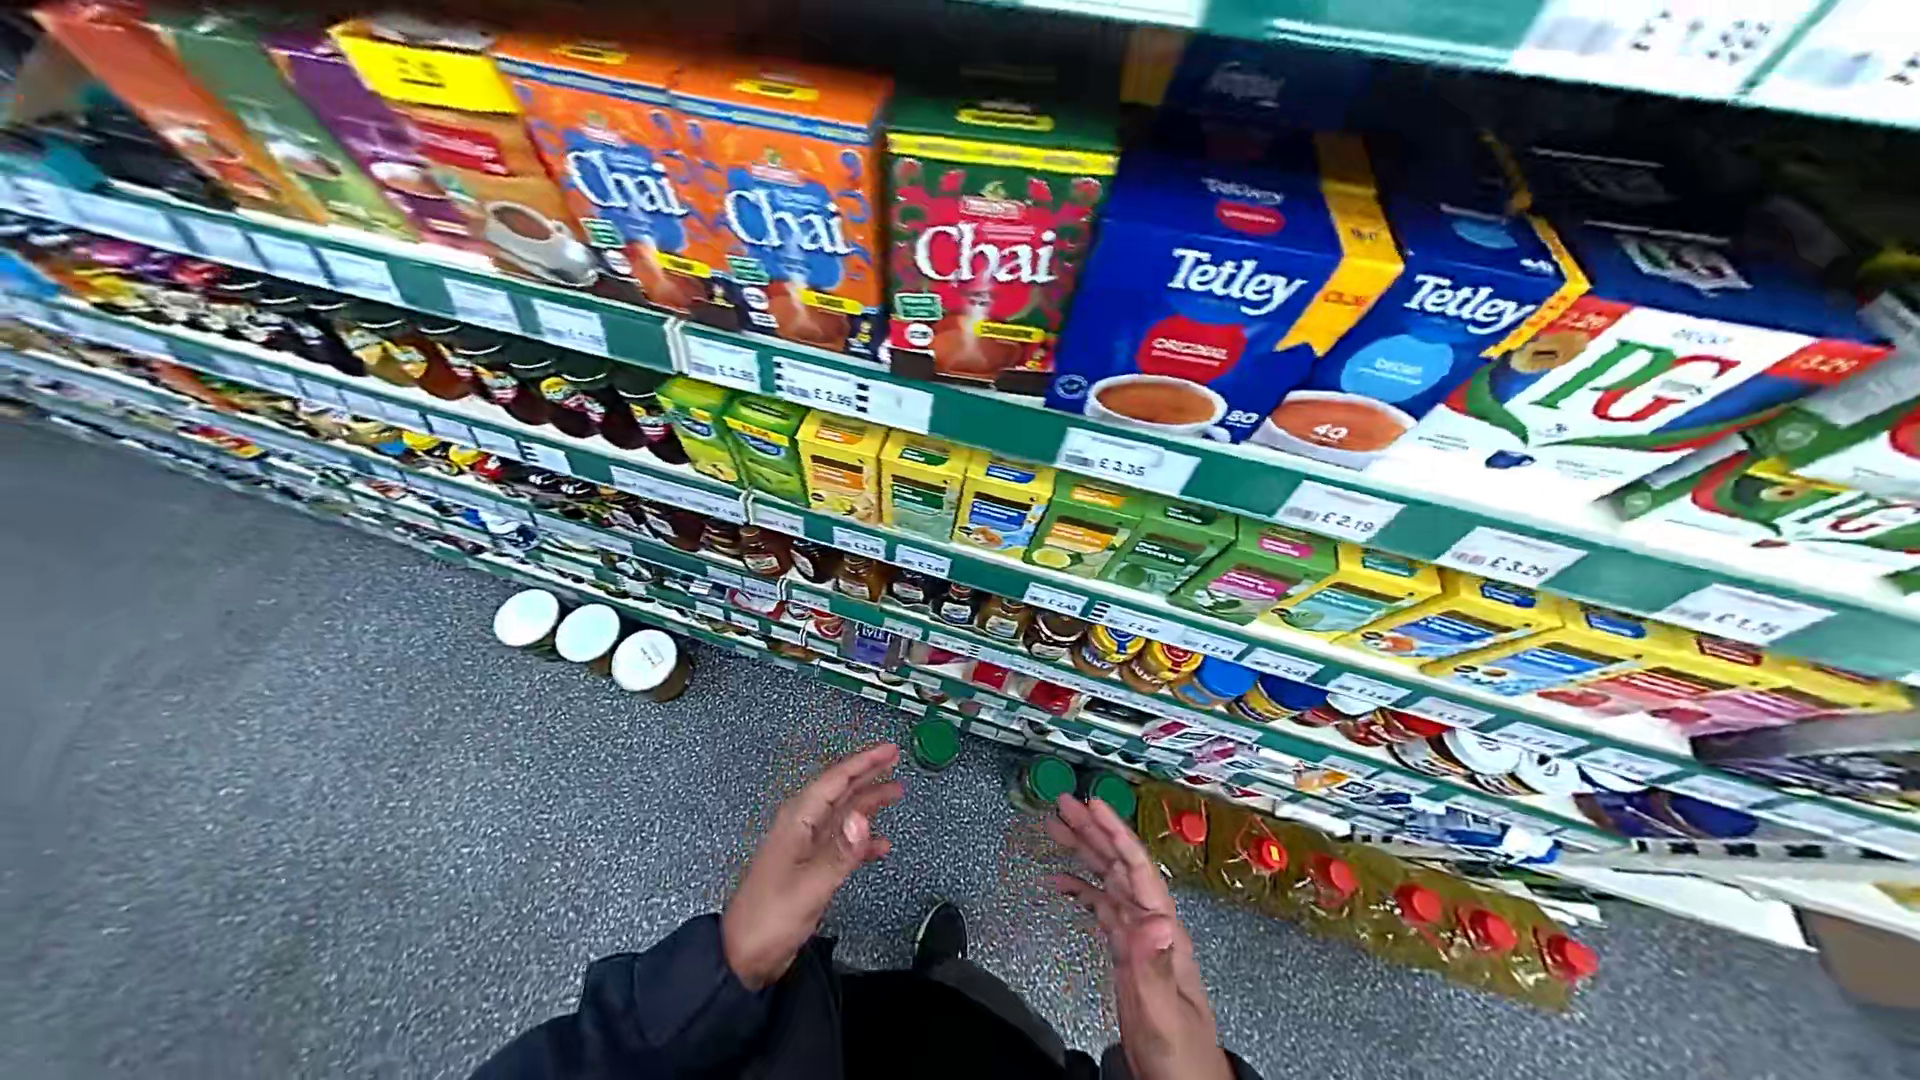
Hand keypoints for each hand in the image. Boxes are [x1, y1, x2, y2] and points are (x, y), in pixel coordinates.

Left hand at [722, 743, 902, 989]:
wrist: (742, 959)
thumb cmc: (769, 920)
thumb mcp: (810, 885)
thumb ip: (840, 852)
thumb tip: (864, 818)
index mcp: (798, 821)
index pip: (836, 780)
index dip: (864, 762)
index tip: (887, 750)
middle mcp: (802, 827)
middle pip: (840, 790)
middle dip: (868, 772)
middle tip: (893, 759)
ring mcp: (805, 846)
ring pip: (844, 813)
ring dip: (869, 801)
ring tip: (895, 792)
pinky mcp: (809, 867)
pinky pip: (842, 841)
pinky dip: (863, 839)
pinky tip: (880, 845)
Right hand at [1046, 795, 1232, 1079]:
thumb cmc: (1181, 1054)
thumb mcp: (1164, 1012)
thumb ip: (1154, 965)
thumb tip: (1154, 917)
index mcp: (1162, 928)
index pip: (1137, 867)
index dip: (1115, 832)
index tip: (1094, 805)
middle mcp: (1150, 923)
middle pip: (1118, 864)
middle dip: (1092, 830)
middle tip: (1065, 804)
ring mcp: (1137, 936)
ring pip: (1107, 880)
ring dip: (1084, 851)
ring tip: (1057, 826)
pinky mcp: (1124, 952)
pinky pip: (1099, 908)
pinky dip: (1078, 890)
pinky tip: (1059, 881)